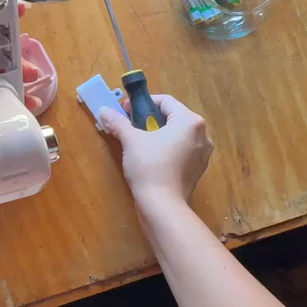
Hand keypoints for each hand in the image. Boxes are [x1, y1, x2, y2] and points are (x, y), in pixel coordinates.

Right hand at [97, 93, 212, 206]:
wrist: (162, 205)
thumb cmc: (150, 166)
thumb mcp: (131, 141)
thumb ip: (118, 123)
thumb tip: (104, 110)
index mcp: (190, 121)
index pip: (165, 101)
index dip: (142, 103)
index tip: (124, 112)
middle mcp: (202, 134)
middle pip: (172, 117)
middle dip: (149, 119)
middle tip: (130, 126)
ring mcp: (202, 153)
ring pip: (177, 135)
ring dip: (158, 134)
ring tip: (138, 143)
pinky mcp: (198, 169)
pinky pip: (181, 150)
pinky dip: (166, 149)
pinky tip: (151, 159)